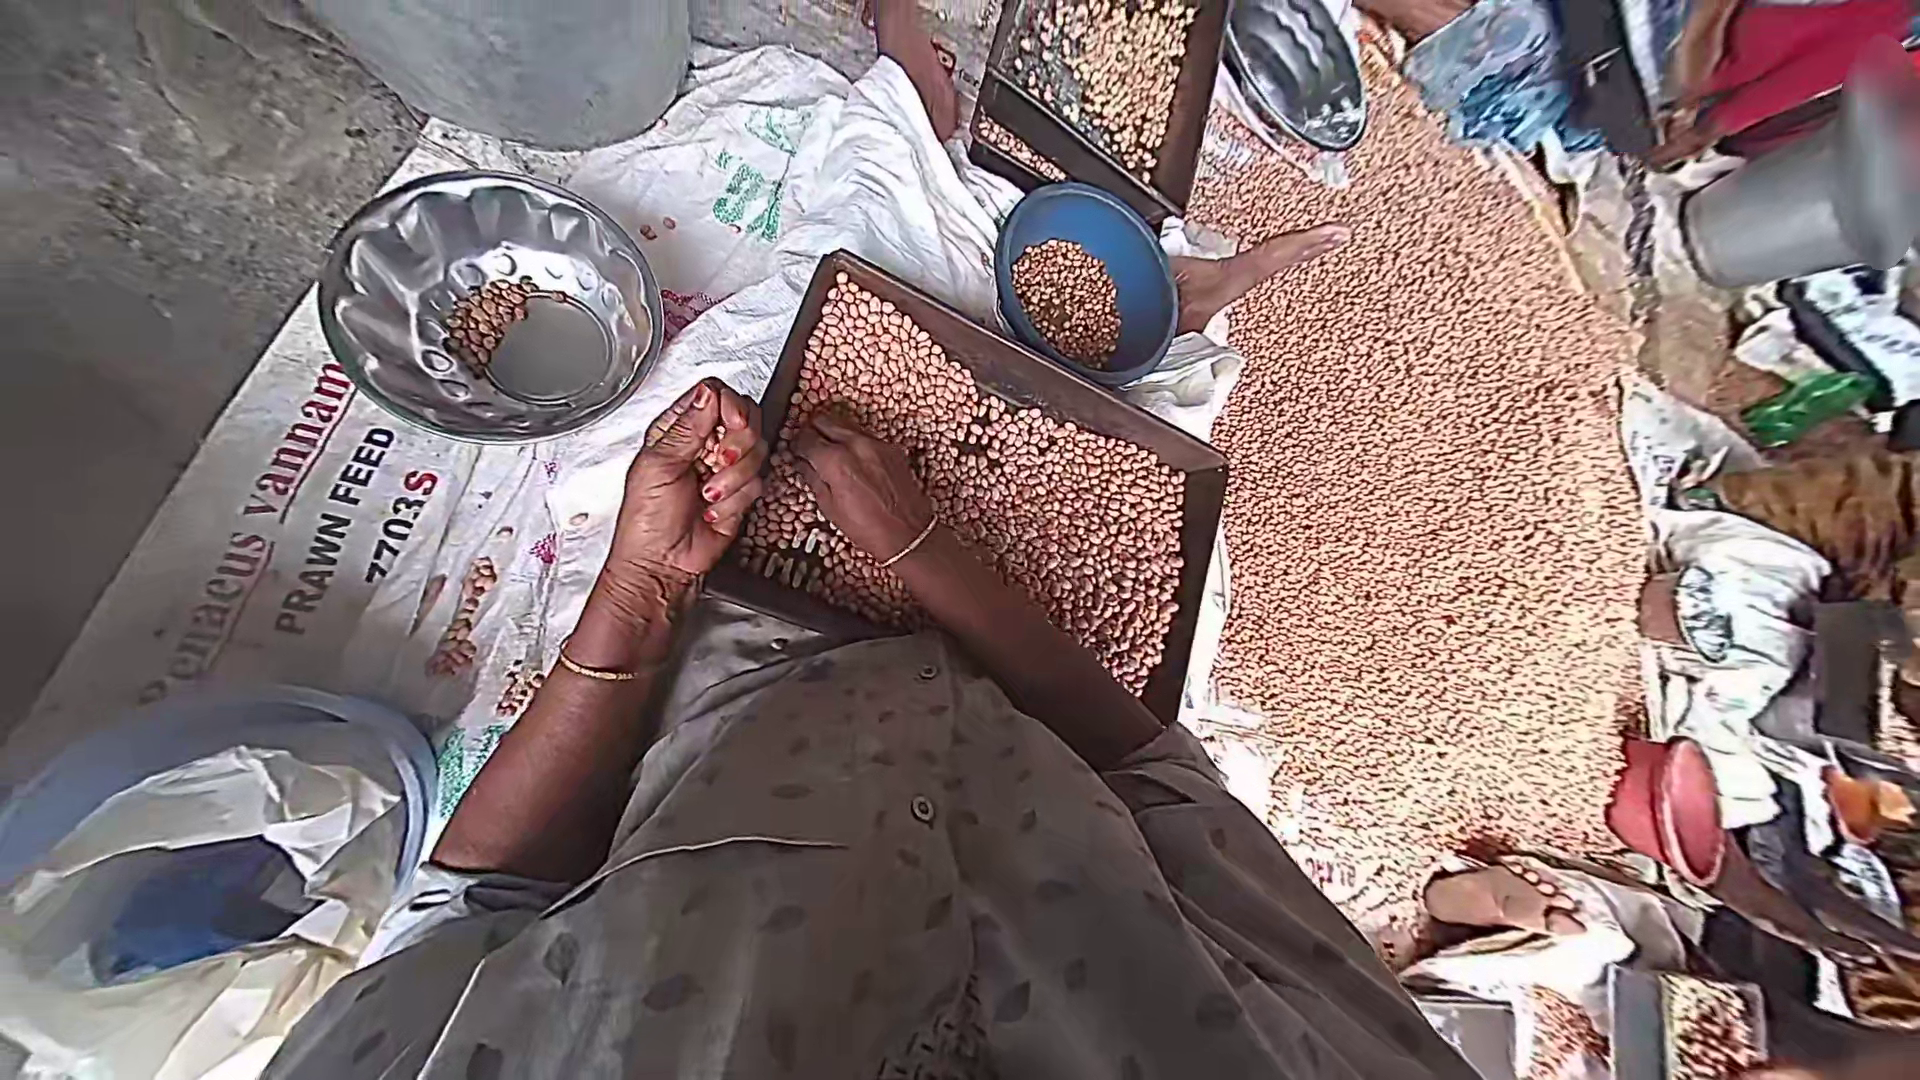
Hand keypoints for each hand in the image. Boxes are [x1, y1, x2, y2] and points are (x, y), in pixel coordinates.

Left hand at [606, 378, 766, 585]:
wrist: (663, 562)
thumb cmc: (647, 519)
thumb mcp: (658, 465)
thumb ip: (686, 428)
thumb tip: (707, 394)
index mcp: (678, 430)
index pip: (715, 395)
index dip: (730, 405)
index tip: (730, 422)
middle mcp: (705, 444)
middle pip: (746, 418)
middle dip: (738, 442)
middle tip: (718, 460)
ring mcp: (726, 468)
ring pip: (757, 451)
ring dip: (734, 478)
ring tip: (708, 495)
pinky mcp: (742, 492)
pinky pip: (758, 483)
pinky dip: (737, 500)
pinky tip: (714, 510)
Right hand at [791, 408, 934, 560]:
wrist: (908, 534)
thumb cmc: (869, 528)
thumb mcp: (830, 508)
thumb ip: (813, 479)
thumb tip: (802, 464)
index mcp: (835, 461)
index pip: (806, 438)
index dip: (796, 444)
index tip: (796, 450)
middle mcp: (856, 446)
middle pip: (824, 421)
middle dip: (813, 431)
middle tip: (809, 445)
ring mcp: (877, 444)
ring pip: (846, 424)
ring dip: (833, 432)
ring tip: (829, 450)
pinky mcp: (892, 448)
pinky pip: (866, 435)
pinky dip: (854, 440)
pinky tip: (852, 457)